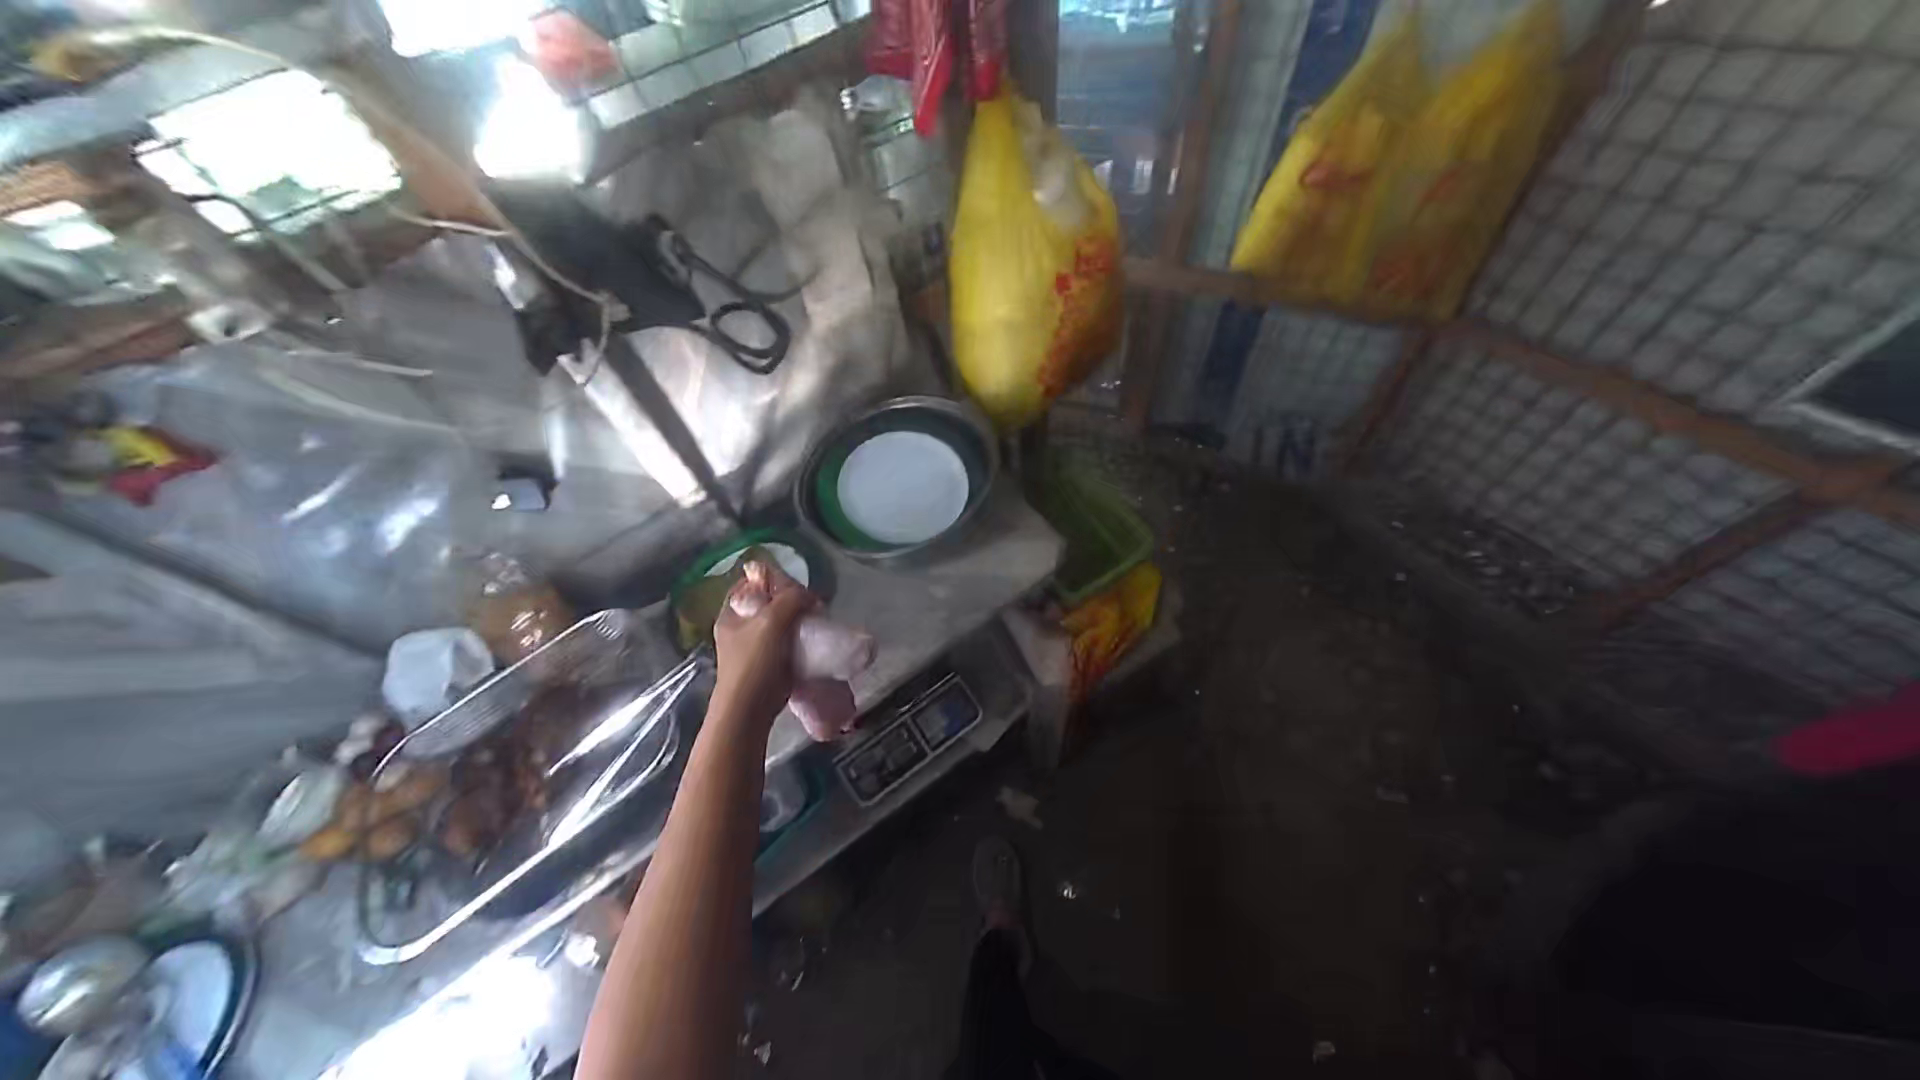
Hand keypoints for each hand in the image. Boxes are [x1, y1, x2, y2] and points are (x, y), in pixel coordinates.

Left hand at [712, 559, 816, 728]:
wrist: (750, 709)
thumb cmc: (755, 662)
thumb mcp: (771, 621)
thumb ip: (790, 600)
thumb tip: (807, 595)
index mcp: (731, 614)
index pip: (748, 585)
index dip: (769, 579)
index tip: (793, 584)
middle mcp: (738, 629)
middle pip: (766, 605)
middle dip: (789, 602)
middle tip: (809, 604)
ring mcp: (752, 649)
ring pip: (778, 625)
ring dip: (796, 622)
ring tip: (814, 621)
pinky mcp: (767, 665)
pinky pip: (786, 644)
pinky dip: (799, 641)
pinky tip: (812, 641)